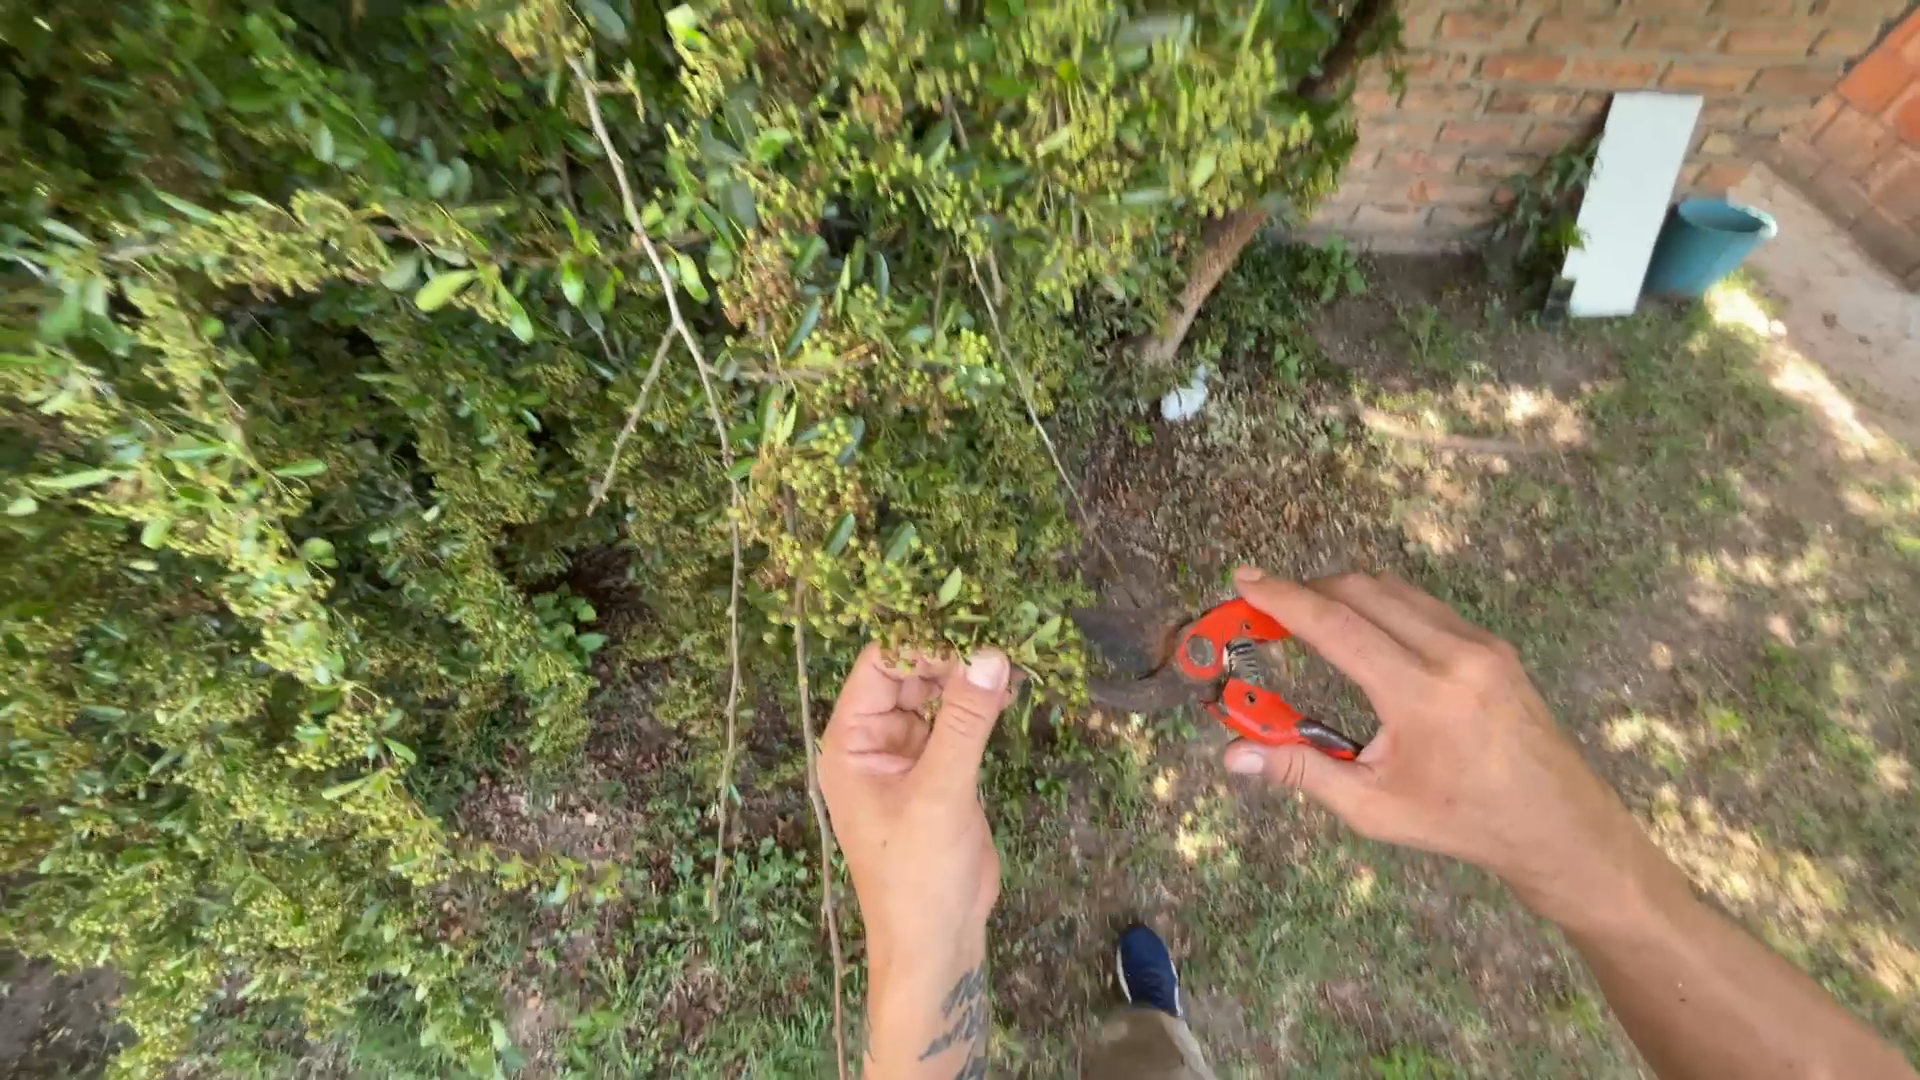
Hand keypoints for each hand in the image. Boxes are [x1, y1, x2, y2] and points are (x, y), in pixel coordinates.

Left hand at [820, 644, 1014, 1076]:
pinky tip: (1008, 692)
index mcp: (851, 741)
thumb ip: (965, 722)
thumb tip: (990, 653)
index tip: (970, 631)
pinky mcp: (938, 770)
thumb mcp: (941, 792)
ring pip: (935, 696)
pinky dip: (979, 706)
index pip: (880, 668)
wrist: (938, 942)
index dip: (921, 643)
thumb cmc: (919, 872)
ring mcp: (907, 755)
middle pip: (909, 676)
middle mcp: (874, 741)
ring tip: (1009, 658)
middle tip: (998, 641)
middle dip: (949, 657)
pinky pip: (955, 723)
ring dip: (967, 678)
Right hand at [1221, 567, 1669, 928]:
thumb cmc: (1460, 823)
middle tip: (1262, 605)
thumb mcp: (1373, 807)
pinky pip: (1416, 601)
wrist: (1564, 830)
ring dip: (1337, 592)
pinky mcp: (1491, 643)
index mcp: (1422, 697)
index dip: (1282, 598)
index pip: (1336, 626)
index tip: (1243, 581)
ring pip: (1388, 588)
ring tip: (1302, 615)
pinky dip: (1372, 601)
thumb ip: (1299, 770)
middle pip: (1358, 591)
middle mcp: (1453, 654)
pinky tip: (1355, 628)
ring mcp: (1479, 643)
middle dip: (1303, 590)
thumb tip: (1231, 755)